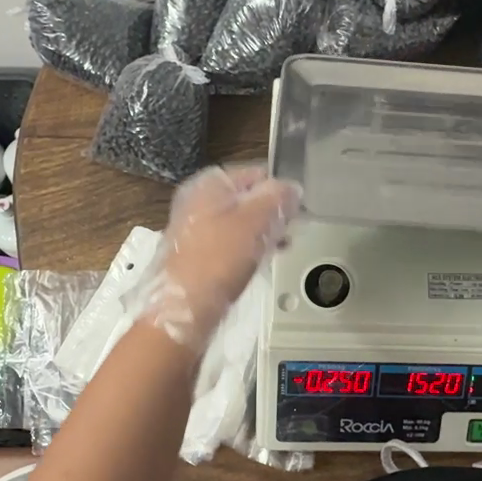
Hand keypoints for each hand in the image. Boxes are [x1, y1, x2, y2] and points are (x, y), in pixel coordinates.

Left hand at [138, 166, 301, 351]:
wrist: (183, 307)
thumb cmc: (219, 259)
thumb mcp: (255, 221)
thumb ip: (277, 197)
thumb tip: (293, 187)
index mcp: (209, 184)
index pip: (255, 172)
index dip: (279, 188)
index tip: (297, 208)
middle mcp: (198, 200)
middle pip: (246, 197)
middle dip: (272, 212)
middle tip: (291, 228)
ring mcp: (194, 227)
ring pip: (239, 220)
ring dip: (262, 230)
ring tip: (281, 245)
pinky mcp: (196, 252)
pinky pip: (229, 241)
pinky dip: (248, 246)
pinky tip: (261, 259)